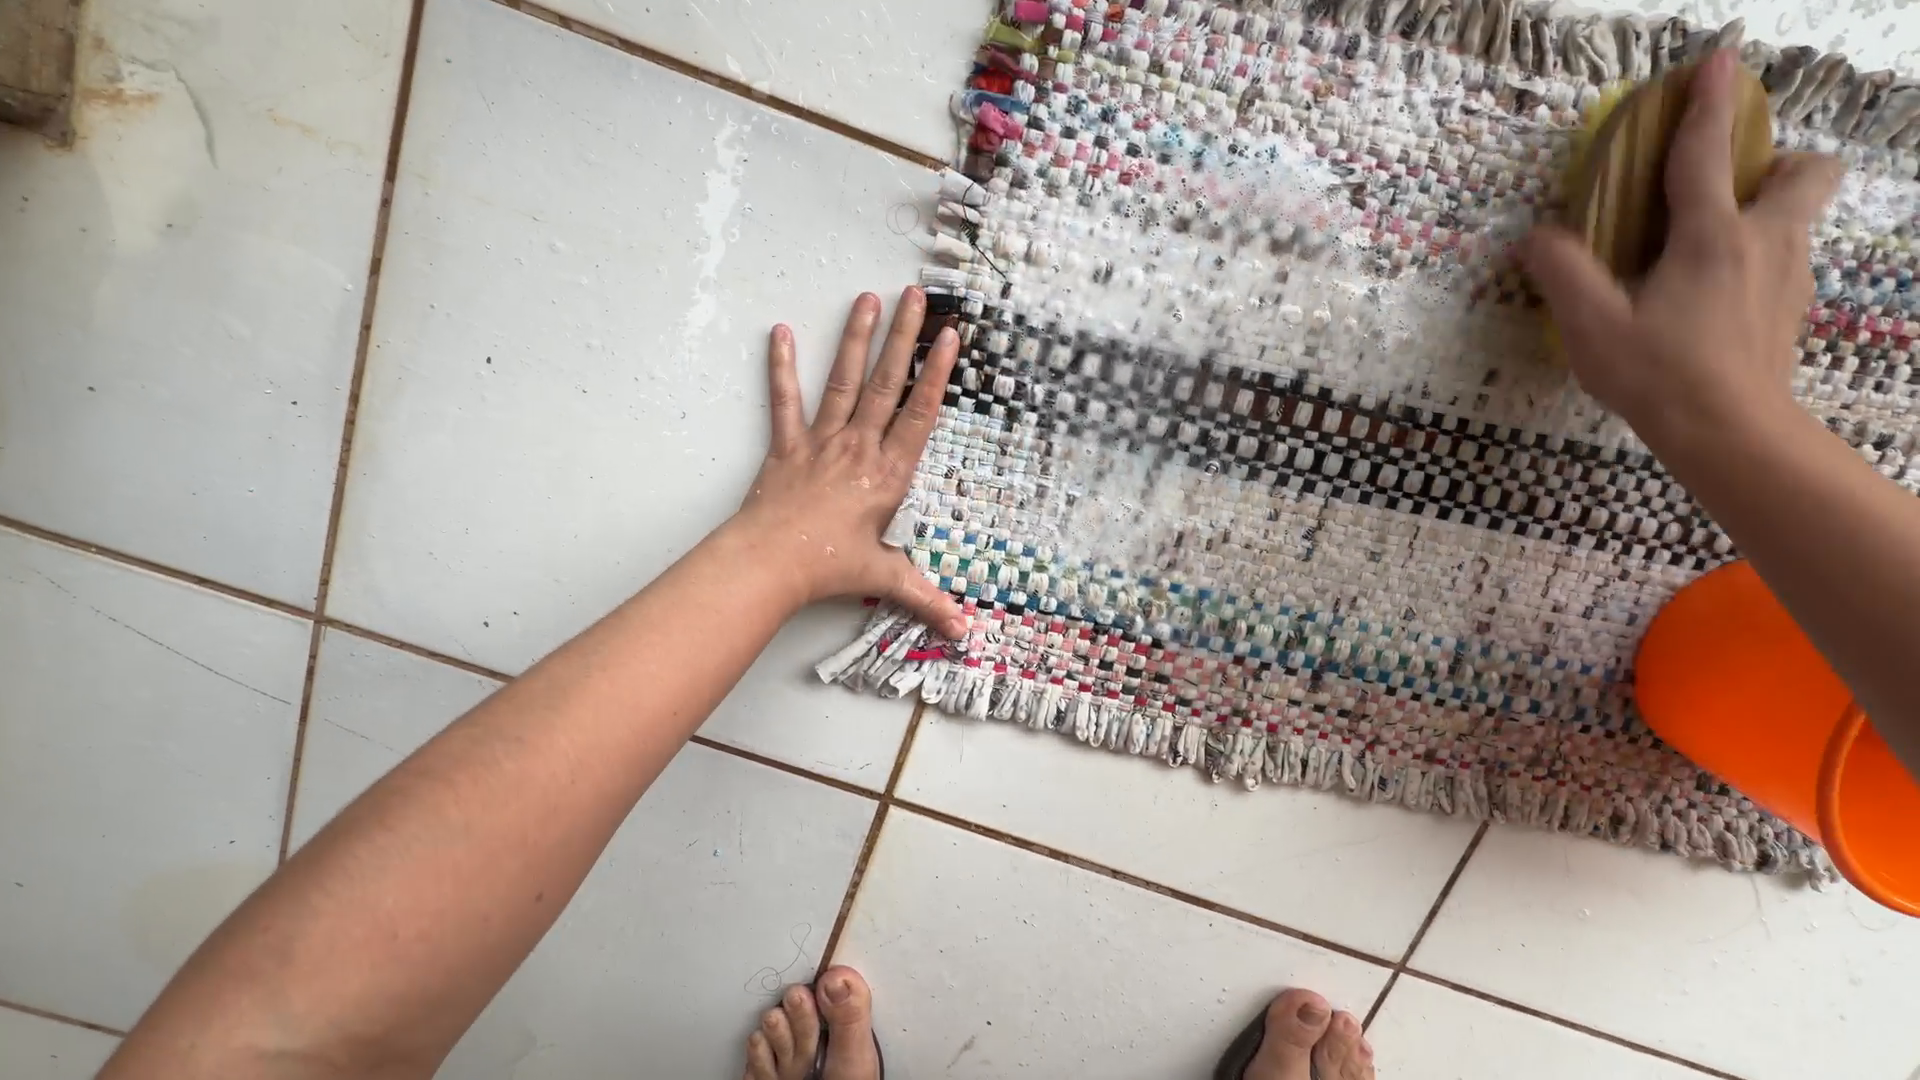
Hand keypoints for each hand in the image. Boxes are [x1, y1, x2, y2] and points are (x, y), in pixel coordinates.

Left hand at [726, 287, 966, 637]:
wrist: (769, 564)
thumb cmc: (827, 568)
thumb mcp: (885, 580)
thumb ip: (927, 598)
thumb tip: (965, 631)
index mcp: (888, 474)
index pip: (920, 415)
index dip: (936, 374)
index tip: (949, 336)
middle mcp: (858, 448)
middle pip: (886, 385)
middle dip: (903, 338)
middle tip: (915, 297)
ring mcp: (821, 442)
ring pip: (844, 382)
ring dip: (856, 340)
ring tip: (867, 299)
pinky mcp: (787, 446)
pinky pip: (785, 402)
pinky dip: (781, 368)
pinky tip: (780, 333)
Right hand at [1520, 49, 1843, 449]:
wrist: (1727, 430)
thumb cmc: (1656, 373)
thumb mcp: (1590, 324)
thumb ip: (1562, 272)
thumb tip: (1533, 237)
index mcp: (1713, 238)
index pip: (1707, 155)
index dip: (1708, 104)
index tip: (1716, 59)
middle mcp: (1766, 243)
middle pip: (1804, 171)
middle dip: (1773, 161)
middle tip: (1720, 188)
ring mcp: (1788, 275)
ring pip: (1796, 216)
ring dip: (1759, 211)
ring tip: (1697, 251)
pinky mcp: (1790, 308)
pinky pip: (1781, 258)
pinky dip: (1752, 256)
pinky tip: (1705, 296)